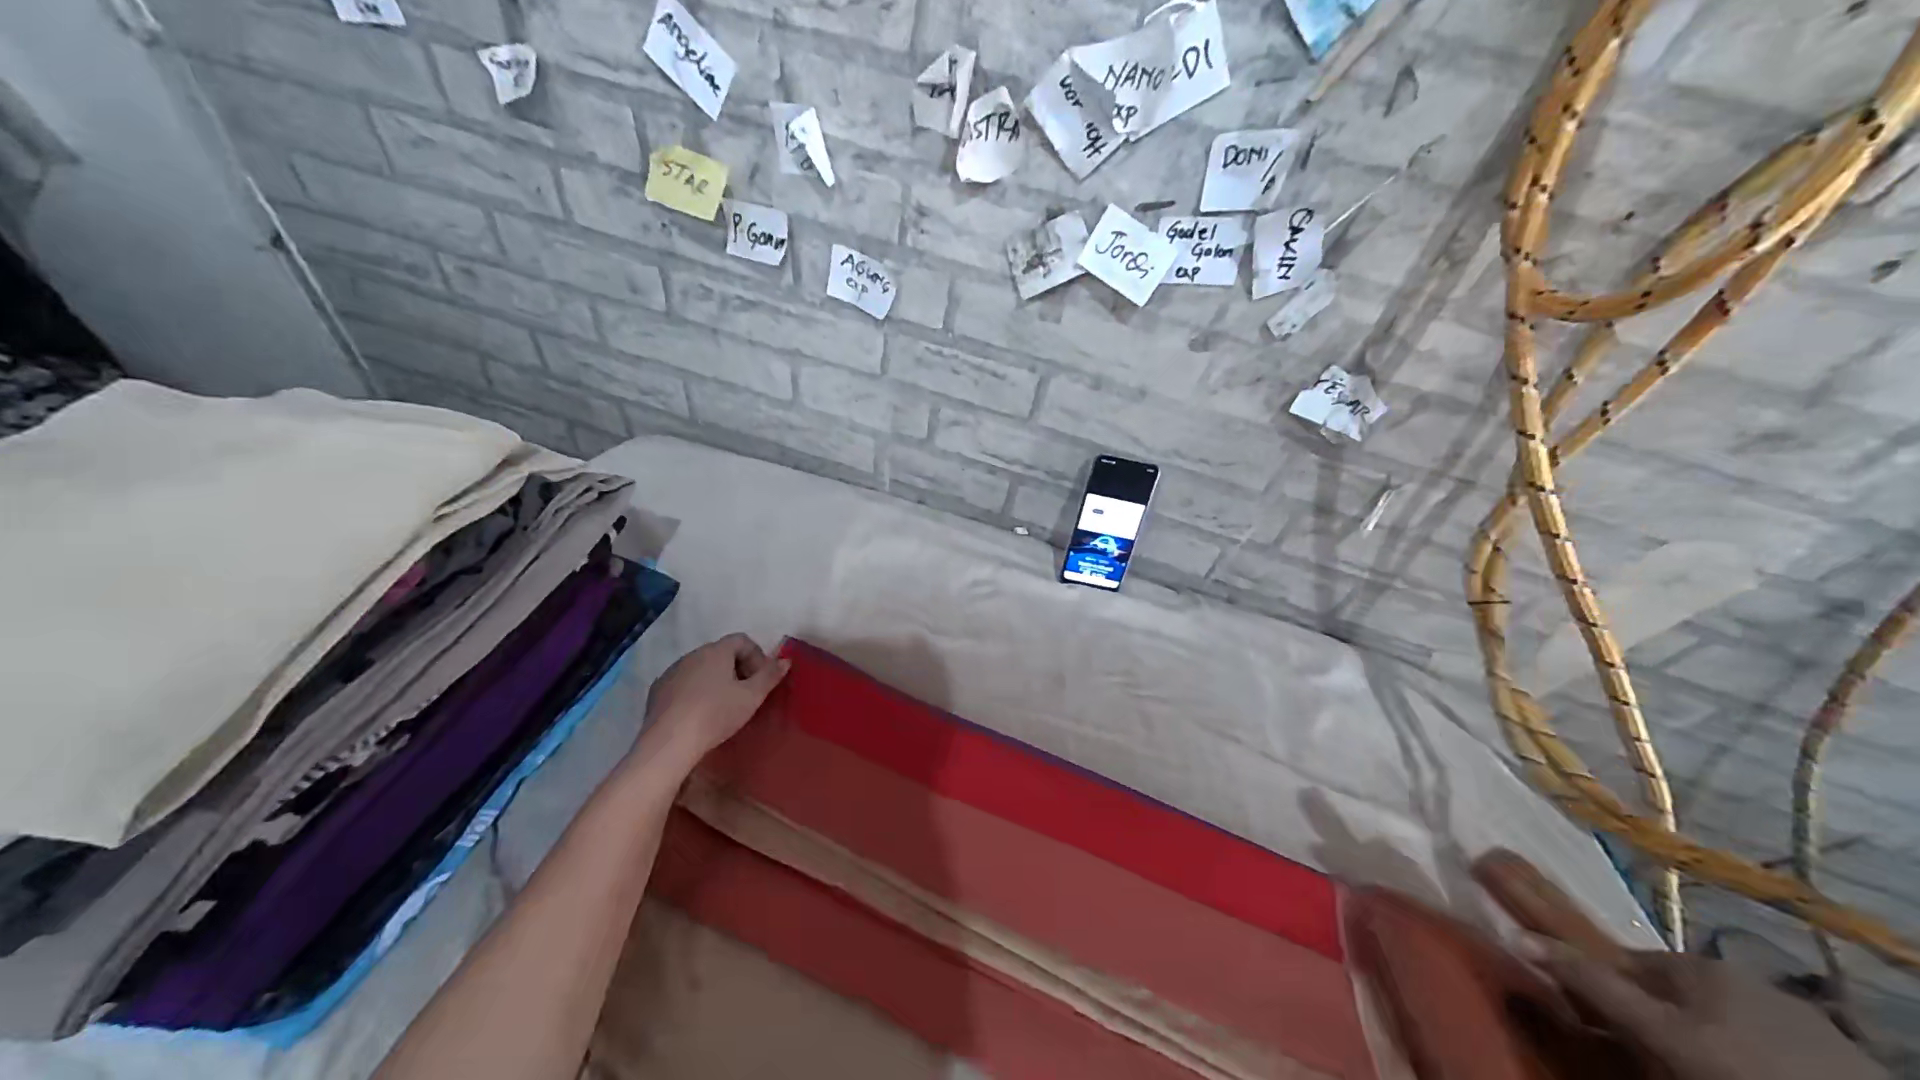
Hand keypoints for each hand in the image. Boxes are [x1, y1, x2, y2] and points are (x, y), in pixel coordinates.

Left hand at [641, 634, 788, 768]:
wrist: (669, 742)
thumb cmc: (716, 714)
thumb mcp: (751, 697)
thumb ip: (770, 675)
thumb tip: (785, 660)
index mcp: (716, 651)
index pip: (742, 640)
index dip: (756, 656)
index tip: (761, 680)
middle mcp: (692, 654)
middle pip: (721, 653)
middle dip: (737, 669)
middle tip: (746, 694)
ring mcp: (671, 671)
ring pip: (700, 668)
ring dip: (715, 680)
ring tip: (723, 706)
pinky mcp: (657, 690)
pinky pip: (683, 683)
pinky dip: (695, 691)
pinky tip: (699, 714)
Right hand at [1537, 946, 1885, 1079]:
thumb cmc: (1743, 1067)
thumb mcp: (1660, 1031)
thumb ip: (1593, 984)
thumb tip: (1517, 934)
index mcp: (1698, 962)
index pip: (1628, 964)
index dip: (1605, 990)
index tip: (1595, 1022)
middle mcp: (1741, 974)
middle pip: (1673, 992)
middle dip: (1653, 1016)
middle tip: (1645, 1054)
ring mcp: (1793, 1013)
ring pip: (1718, 1018)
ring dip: (1698, 1037)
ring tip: (1689, 1067)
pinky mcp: (1831, 1051)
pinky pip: (1762, 1041)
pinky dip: (1743, 1054)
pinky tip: (1740, 1072)